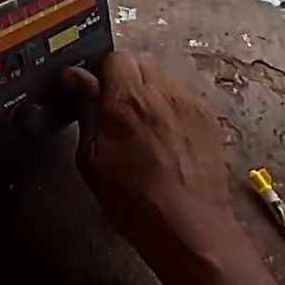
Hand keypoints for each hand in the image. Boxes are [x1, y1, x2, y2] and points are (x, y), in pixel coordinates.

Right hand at [62, 53, 247, 279]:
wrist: (188, 226)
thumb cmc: (135, 202)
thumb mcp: (92, 160)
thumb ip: (86, 110)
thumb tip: (75, 78)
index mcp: (126, 100)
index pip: (113, 57)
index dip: (102, 74)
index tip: (96, 94)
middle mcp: (161, 93)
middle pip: (140, 64)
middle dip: (126, 82)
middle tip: (117, 113)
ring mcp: (189, 104)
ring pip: (164, 80)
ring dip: (150, 94)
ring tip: (144, 129)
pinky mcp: (208, 118)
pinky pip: (183, 99)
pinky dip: (171, 109)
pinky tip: (167, 140)